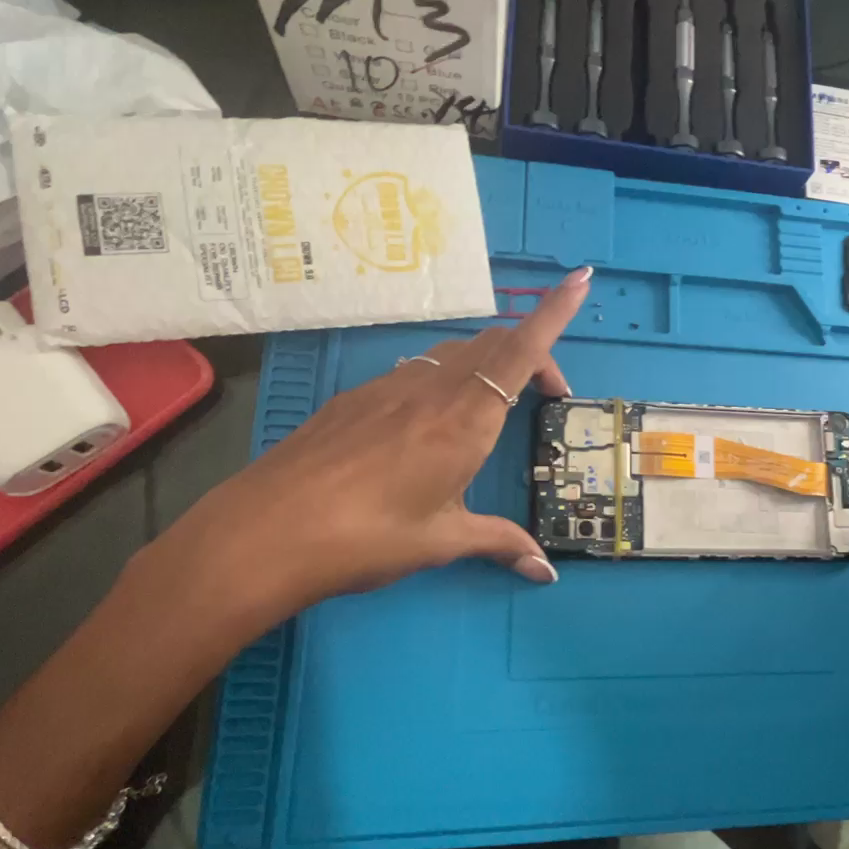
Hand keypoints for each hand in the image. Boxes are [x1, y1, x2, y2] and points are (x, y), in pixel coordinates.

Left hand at [137, 267, 593, 625]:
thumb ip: (499, 543)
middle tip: (548, 395)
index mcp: (467, 418)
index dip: (555, 312)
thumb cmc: (368, 536)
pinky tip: (428, 424)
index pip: (523, 350)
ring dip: (488, 364)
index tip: (581, 277)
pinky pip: (417, 371)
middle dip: (532, 354)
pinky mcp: (356, 396)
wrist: (267, 531)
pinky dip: (446, 378)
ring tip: (493, 408)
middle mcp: (434, 388)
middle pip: (494, 344)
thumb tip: (545, 571)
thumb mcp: (441, 540)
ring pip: (454, 353)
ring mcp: (390, 385)